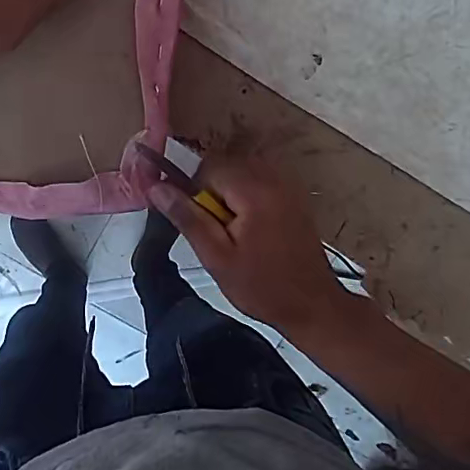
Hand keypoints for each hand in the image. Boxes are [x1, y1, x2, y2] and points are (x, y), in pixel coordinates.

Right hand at [146, 157, 359, 336]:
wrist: (311, 304)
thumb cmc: (264, 287)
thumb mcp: (216, 257)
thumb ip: (187, 218)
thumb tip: (158, 189)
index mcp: (255, 191)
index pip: (210, 165)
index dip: (195, 190)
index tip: (199, 221)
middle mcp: (275, 180)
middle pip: (227, 165)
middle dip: (214, 193)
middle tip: (217, 232)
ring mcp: (288, 187)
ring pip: (243, 174)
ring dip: (230, 197)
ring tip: (234, 234)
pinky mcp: (294, 198)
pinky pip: (261, 184)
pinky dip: (248, 200)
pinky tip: (252, 233)